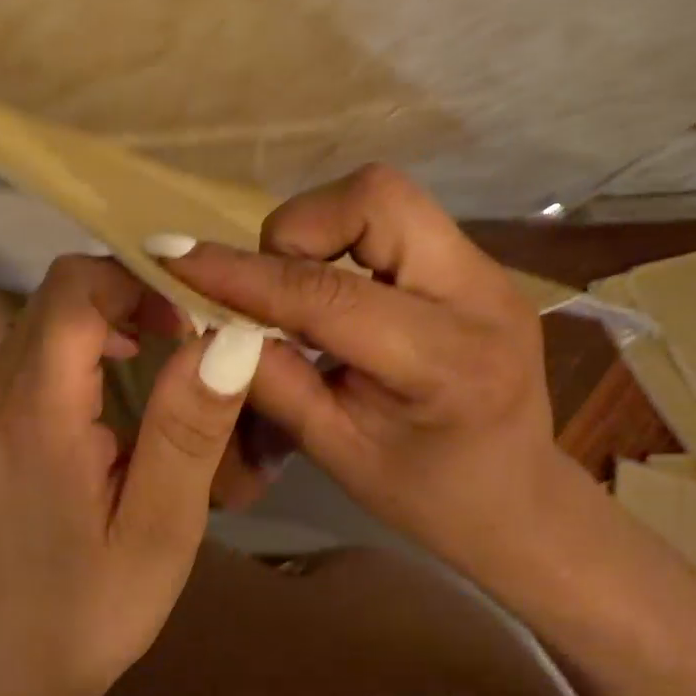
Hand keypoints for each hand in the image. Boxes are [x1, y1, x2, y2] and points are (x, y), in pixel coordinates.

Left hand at [0, 256, 261, 695]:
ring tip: (166, 344)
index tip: (193, 319)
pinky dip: (87, 332)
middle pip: (60, 288)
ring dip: (110, 307)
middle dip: (129, 290)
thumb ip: (188, 429)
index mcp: (35, 405)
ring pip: (49, 306)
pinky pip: (39, 336)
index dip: (138, 283)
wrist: (16, 647)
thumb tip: (231, 339)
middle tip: (188, 332)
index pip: (74, 290)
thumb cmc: (94, 598)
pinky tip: (125, 368)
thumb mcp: (160, 526)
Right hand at [154, 164, 561, 565]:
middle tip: (271, 286)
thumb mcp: (335, 452)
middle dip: (298, 228)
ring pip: (380, 195)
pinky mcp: (471, 260)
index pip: (326, 294)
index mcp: (446, 362)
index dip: (241, 274)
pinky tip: (331, 289)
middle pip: (374, 199)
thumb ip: (271, 380)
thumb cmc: (428, 494)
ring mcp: (483, 268)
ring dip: (317, 229)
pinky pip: (388, 216)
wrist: (521, 499)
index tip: (173, 256)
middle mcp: (477, 295)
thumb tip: (210, 322)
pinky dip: (338, 238)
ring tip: (300, 289)